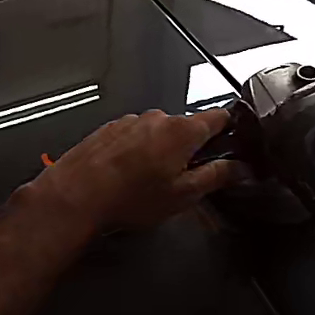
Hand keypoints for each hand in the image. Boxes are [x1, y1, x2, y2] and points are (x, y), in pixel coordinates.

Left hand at [28, 108, 239, 234]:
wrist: (77, 194)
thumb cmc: (128, 196)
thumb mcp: (183, 194)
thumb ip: (216, 177)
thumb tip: (238, 168)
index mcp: (182, 130)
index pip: (219, 117)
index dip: (229, 129)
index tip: (231, 141)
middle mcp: (156, 118)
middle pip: (185, 128)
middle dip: (188, 150)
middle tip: (182, 179)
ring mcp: (130, 122)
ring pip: (156, 134)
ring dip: (158, 152)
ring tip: (147, 183)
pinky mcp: (109, 130)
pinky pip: (132, 138)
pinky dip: (134, 153)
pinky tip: (126, 177)